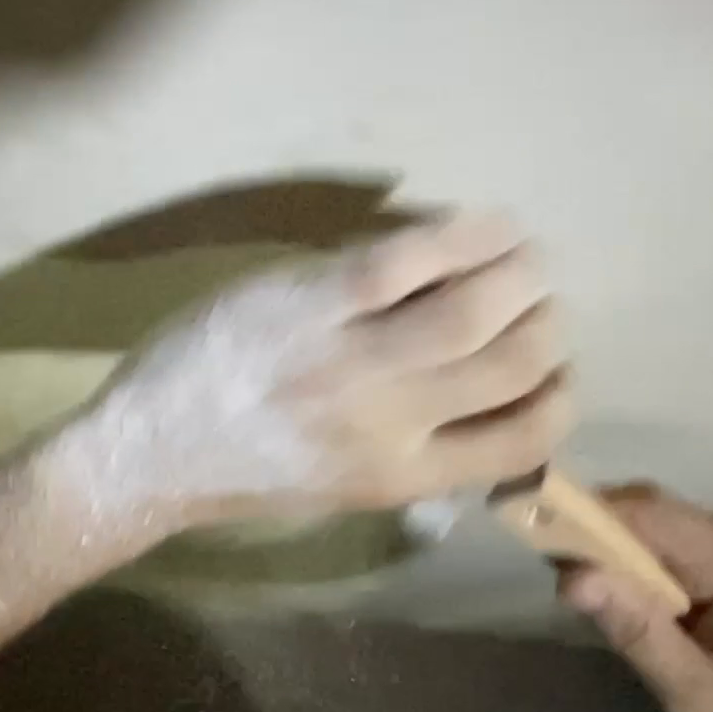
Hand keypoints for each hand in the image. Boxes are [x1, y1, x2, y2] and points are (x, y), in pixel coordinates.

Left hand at [59, 211, 570, 531]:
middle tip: (540, 297)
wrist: (150, 455)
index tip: (557, 368)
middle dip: (546, 324)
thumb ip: (416, 450)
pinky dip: (457, 236)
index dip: (561, 397)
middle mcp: (391, 423)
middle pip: (511, 363)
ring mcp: (348, 361)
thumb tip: (478, 394)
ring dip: (517, 274)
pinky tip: (483, 224)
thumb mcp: (343, 487)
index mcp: (403, 478)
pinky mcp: (307, 305)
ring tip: (526, 254)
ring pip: (471, 310)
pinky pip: (402, 261)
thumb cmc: (246, 472)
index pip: (523, 439)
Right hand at [558, 485, 712, 711]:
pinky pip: (666, 531)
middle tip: (564, 585)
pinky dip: (635, 555)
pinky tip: (633, 597)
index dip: (586, 515)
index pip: (648, 513)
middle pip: (647, 508)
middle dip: (595, 536)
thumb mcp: (694, 693)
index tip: (535, 535)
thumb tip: (571, 577)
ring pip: (651, 517)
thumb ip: (635, 631)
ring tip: (595, 599)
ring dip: (613, 549)